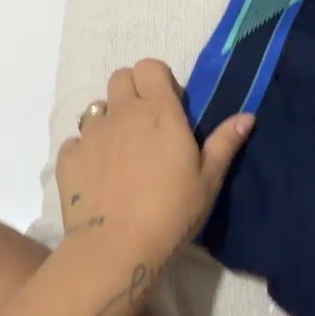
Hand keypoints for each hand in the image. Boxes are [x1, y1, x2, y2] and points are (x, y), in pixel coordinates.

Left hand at [55, 59, 253, 267]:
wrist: (116, 249)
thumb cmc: (172, 212)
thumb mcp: (209, 179)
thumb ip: (225, 142)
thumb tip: (247, 116)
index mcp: (160, 112)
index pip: (149, 66)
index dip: (159, 79)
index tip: (170, 104)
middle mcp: (122, 113)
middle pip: (120, 77)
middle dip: (133, 91)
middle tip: (147, 123)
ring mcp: (90, 135)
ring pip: (96, 108)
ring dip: (109, 119)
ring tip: (122, 151)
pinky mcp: (67, 158)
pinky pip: (75, 140)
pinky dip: (87, 149)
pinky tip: (99, 174)